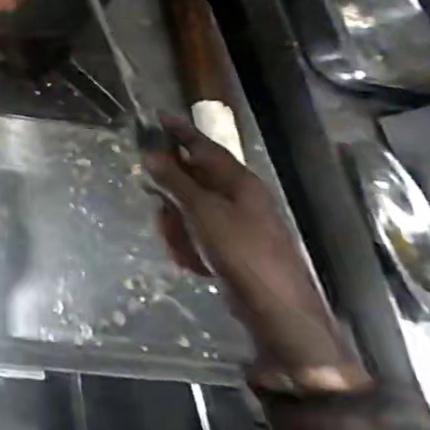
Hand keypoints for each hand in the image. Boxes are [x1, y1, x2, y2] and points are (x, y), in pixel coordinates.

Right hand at [146, 116, 368, 389]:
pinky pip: (200, 235)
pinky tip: (189, 261)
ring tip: (176, 245)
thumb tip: (150, 154)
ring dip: (177, 225)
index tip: (158, 116)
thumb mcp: (202, 212)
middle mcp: (240, 198)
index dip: (180, 131)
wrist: (279, 313)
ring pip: (192, 210)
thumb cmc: (242, 252)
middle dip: (170, 193)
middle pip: (193, 179)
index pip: (203, 145)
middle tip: (152, 198)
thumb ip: (175, 181)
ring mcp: (239, 225)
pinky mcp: (235, 251)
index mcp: (238, 181)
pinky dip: (189, 245)